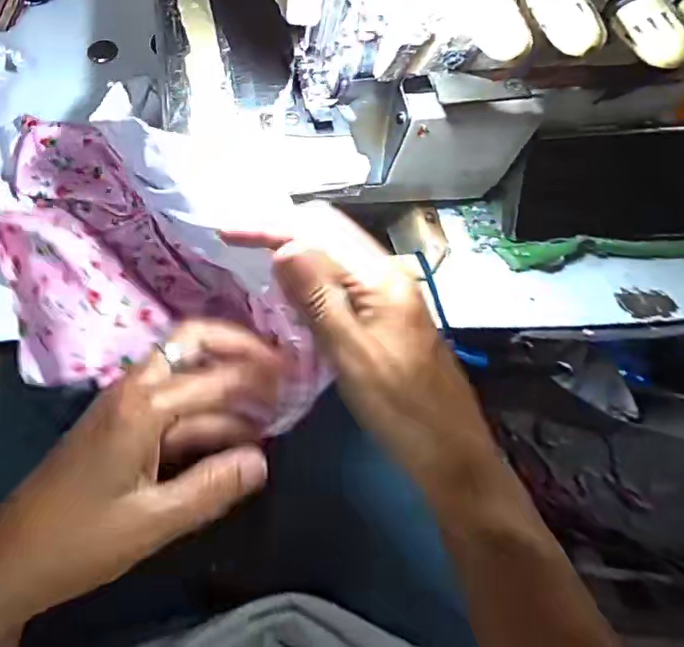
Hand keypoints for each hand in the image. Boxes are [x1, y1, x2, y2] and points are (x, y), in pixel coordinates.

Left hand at [0, 321, 281, 644]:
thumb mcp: (153, 522)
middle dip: (236, 350)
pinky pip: (170, 405)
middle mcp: (133, 389)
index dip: (256, 373)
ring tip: (273, 405)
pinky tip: (234, 436)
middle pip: (189, 346)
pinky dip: (204, 413)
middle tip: (281, 367)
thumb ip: (211, 488)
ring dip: (224, 388)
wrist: (18, 551)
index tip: (296, 373)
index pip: (212, 376)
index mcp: (141, 404)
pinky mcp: (122, 424)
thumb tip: (263, 458)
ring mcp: (125, 404)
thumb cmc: (83, 537)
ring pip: (183, 379)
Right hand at [230, 205, 620, 646]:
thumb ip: (317, 297)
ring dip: (291, 243)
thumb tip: (282, 245)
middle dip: (278, 226)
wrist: (455, 457)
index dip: (268, 226)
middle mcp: (386, 271)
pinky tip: (287, 281)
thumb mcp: (352, 355)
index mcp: (380, 277)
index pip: (317, 230)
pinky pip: (338, 270)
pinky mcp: (383, 307)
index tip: (227, 233)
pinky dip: (307, 266)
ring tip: (251, 251)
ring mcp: (387, 288)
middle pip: (326, 228)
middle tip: (235, 238)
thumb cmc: (402, 411)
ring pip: (331, 247)